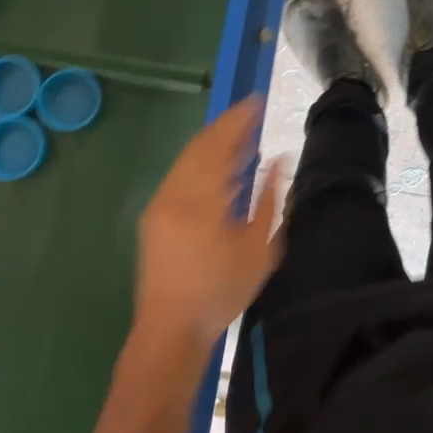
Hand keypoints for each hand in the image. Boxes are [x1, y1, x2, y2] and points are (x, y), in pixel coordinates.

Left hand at [134, 96, 284, 345]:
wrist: (170, 330)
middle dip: (227, 126)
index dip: (240, 120)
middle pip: (201, 145)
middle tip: (251, 113)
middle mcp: (175, 192)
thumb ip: (270, 199)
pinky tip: (219, 167)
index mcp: (201, 197)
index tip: (257, 102)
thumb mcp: (259, 250)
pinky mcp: (154, 215)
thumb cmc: (220, 292)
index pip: (221, 143)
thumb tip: (279, 161)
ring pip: (188, 158)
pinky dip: (201, 162)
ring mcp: (160, 202)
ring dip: (214, 143)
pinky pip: (180, 174)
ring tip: (241, 136)